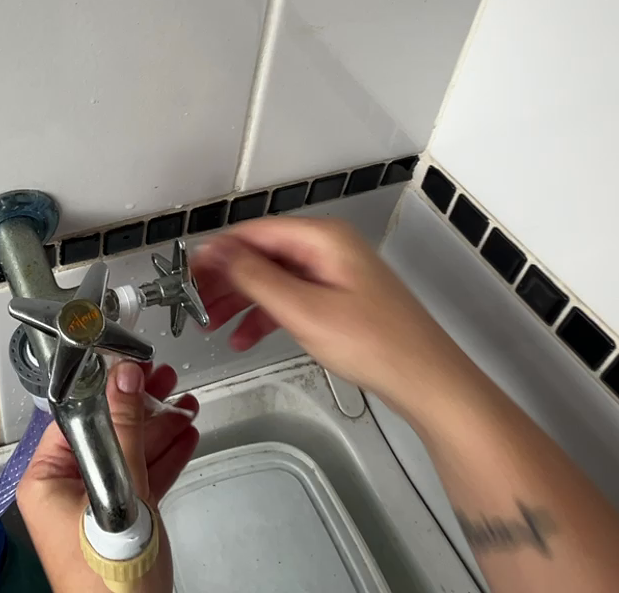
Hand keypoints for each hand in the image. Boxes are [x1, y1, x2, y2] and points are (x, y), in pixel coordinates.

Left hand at [15, 362, 199, 592]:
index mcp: (45, 478)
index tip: (135, 364)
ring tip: (186, 402)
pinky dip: (164, 458)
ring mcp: (93, 504)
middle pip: (105, 430)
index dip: (107, 387)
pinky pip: (141, 478)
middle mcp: (64, 487)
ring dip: (159, 429)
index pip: (76, 417)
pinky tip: (186, 435)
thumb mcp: (119, 492)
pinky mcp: (120, 520)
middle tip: (166, 377)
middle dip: (140, 406)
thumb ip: (124, 431)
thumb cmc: (110, 573)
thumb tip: (126, 375)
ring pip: (127, 452)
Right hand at [191, 217, 482, 425]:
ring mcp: (333, 273)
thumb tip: (214, 248)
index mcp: (321, 238)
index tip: (187, 275)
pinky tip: (243, 339)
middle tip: (194, 304)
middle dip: (226, 279)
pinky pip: (290, 298)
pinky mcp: (337, 299)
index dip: (217, 252)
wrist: (432, 386)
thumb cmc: (373, 344)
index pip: (253, 233)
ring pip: (272, 278)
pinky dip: (266, 316)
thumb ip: (253, 276)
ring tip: (210, 325)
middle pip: (261, 255)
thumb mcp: (303, 309)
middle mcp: (326, 248)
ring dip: (240, 301)